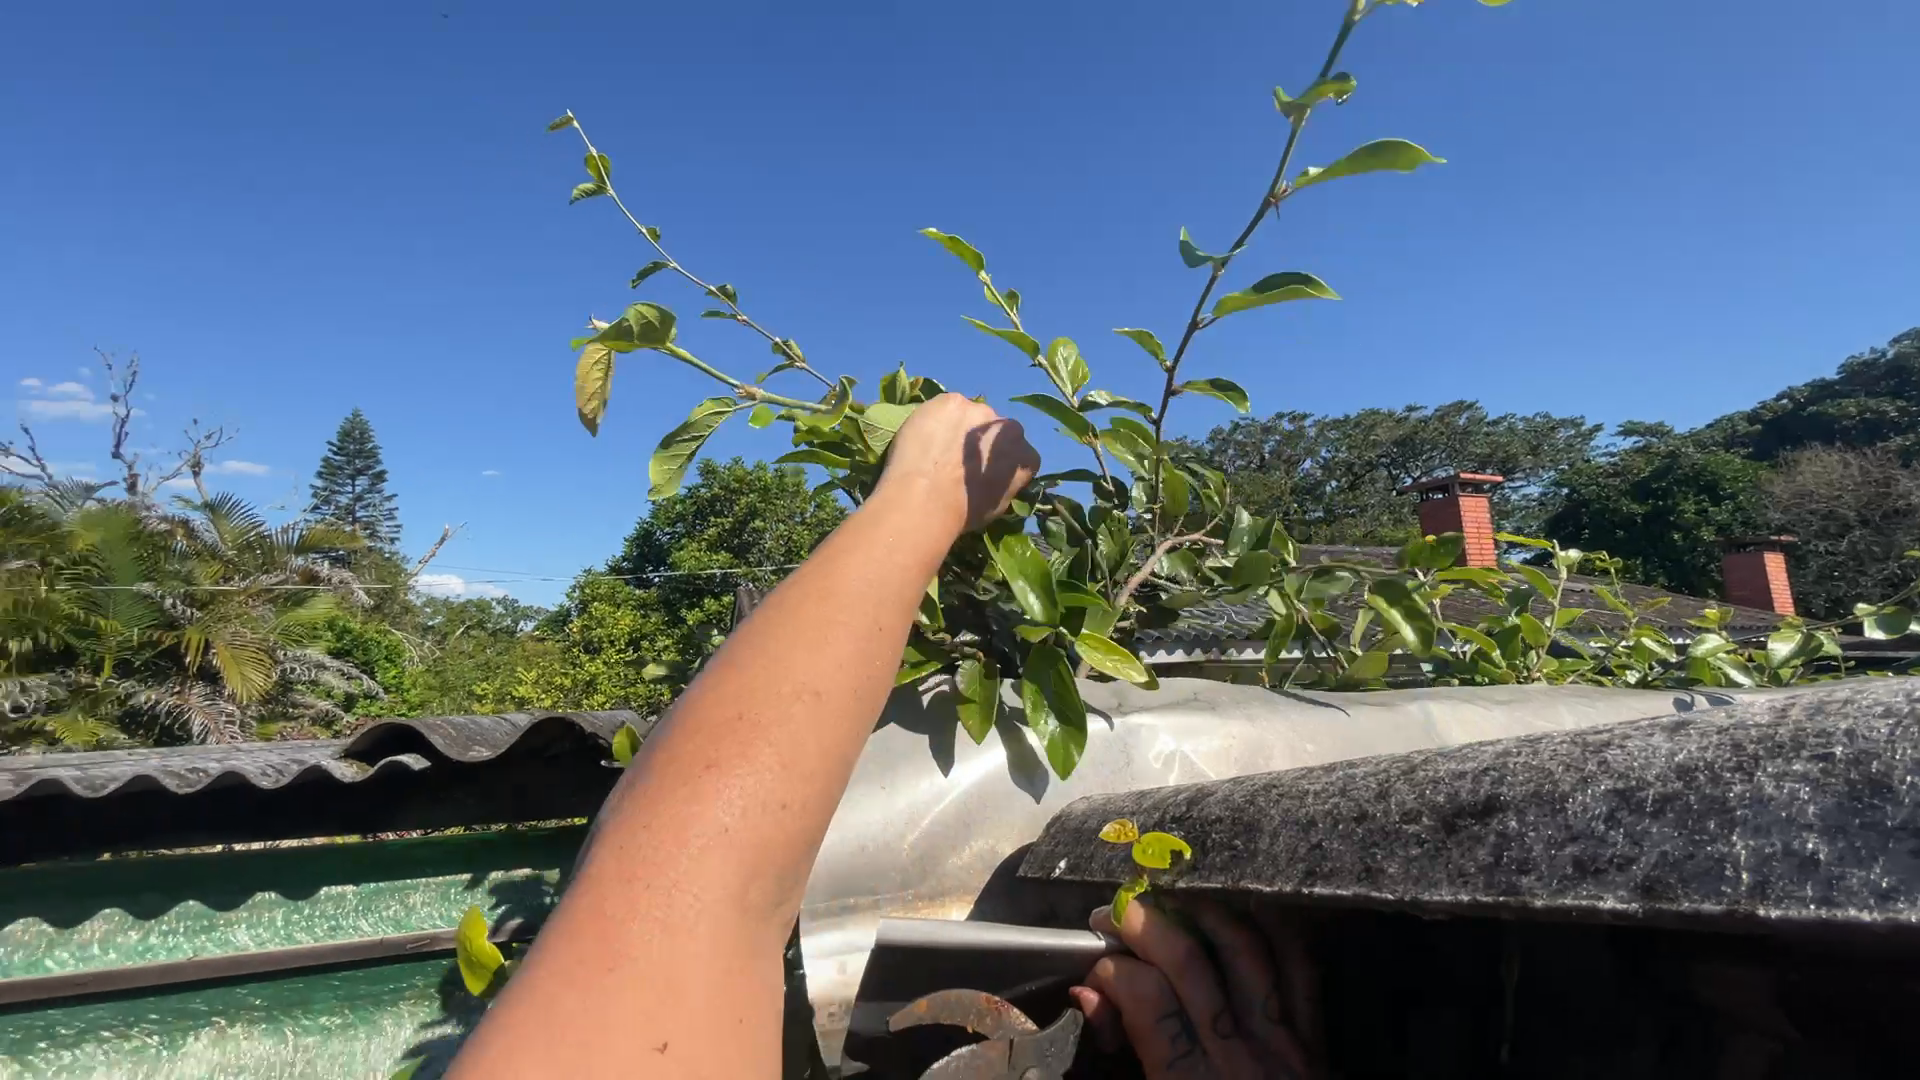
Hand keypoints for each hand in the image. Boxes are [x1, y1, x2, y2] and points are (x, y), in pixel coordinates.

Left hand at [874, 393, 1039, 533]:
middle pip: (996, 430)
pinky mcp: (951, 401)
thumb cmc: (963, 512)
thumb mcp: (998, 506)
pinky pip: (945, 408)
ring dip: (959, 427)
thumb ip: (1005, 483)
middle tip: (957, 459)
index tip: (981, 472)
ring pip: (970, 416)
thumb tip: (995, 479)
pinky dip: (936, 419)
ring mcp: (980, 410)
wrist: (926, 498)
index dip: (998, 461)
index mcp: (1026, 456)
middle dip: (981, 440)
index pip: (1019, 452)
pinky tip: (924, 438)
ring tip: (937, 448)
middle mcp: (1010, 427)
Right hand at [1071, 897, 1319, 1078]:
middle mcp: (1239, 1052)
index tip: (1095, 972)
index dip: (1110, 970)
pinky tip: (1244, 906)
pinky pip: (1299, 967)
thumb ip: (1122, 1058)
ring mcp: (1284, 1041)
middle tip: (1115, 912)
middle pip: (1187, 958)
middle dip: (1142, 921)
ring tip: (1168, 900)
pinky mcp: (1316, 1039)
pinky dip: (1272, 928)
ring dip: (1199, 911)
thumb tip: (1088, 997)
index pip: (1144, 995)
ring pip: (1242, 947)